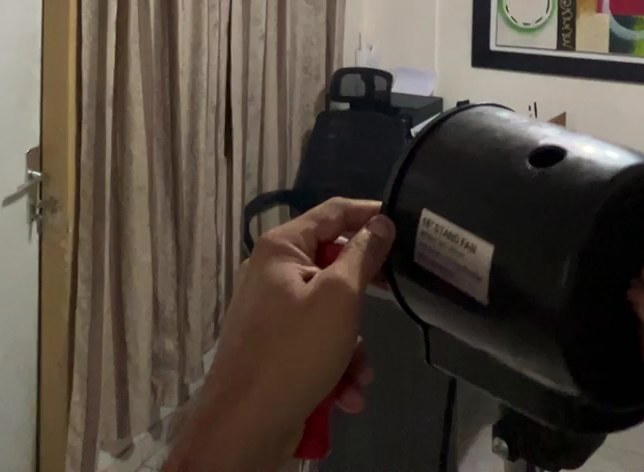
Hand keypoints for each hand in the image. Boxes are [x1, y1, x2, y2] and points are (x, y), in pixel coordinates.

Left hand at [164, 198, 394, 471]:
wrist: (242, 431)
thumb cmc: (293, 351)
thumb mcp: (339, 296)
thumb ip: (363, 254)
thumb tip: (381, 222)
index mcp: (281, 247)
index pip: (333, 212)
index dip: (368, 212)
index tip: (402, 221)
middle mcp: (272, 272)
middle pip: (332, 263)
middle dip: (363, 290)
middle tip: (394, 292)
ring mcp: (271, 312)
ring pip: (329, 310)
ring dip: (352, 342)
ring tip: (362, 373)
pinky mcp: (274, 349)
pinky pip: (315, 341)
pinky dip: (335, 364)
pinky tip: (347, 394)